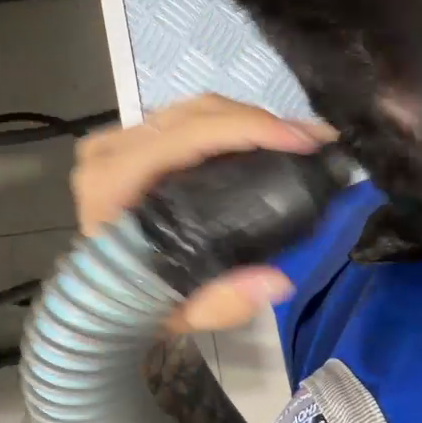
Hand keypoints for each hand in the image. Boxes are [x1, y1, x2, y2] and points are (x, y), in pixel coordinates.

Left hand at [71, 95, 327, 332]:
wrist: (104, 300)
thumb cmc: (141, 304)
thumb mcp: (181, 314)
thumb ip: (223, 302)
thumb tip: (278, 280)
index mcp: (111, 186)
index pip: (184, 137)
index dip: (247, 130)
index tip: (302, 142)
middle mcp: (110, 153)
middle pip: (196, 113)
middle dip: (263, 121)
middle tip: (317, 138)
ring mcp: (120, 142)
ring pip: (197, 108)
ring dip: (254, 118)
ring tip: (305, 135)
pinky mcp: (136, 141)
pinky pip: (191, 118)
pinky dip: (237, 123)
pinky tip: (275, 136)